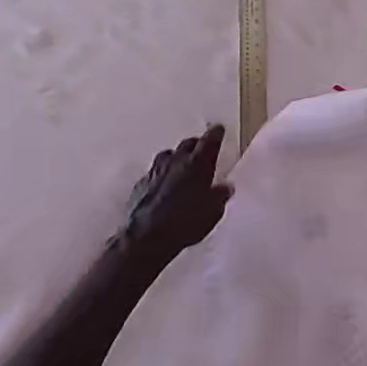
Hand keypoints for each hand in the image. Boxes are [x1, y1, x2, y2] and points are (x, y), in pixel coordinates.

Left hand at [119, 124, 232, 270]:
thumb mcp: (213, 212)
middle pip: (188, 144)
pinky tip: (164, 184)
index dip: (215, 134)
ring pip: (168, 155)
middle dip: (197, 144)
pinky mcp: (141, 185)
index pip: (209, 141)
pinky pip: (153, 172)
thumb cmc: (186, 222)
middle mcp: (176, 162)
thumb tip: (226, 187)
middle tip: (203, 148)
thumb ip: (220, 196)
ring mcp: (155, 171)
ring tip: (182, 164)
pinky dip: (161, 174)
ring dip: (177, 156)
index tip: (218, 128)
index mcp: (198, 165)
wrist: (148, 236)